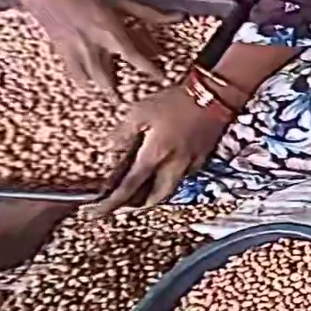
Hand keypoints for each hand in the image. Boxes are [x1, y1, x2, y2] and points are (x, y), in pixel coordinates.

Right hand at [11, 0, 166, 101]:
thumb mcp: (120, 2)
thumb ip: (150, 14)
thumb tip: (179, 17)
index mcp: (110, 33)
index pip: (135, 58)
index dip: (150, 70)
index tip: (162, 79)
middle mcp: (92, 46)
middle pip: (107, 77)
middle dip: (118, 92)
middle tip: (131, 103)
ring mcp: (74, 50)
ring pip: (88, 79)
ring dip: (100, 90)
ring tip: (111, 101)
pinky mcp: (59, 51)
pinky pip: (72, 73)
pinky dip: (82, 82)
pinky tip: (89, 89)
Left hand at [88, 84, 231, 212]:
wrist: (214, 97)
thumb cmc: (176, 101)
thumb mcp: (139, 112)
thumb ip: (123, 134)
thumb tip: (110, 149)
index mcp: (155, 155)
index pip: (130, 187)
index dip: (112, 203)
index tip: (96, 213)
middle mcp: (175, 164)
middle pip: (157, 196)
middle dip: (140, 204)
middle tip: (125, 204)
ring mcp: (193, 162)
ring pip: (173, 187)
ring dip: (156, 192)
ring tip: (142, 188)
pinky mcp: (204, 156)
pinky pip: (185, 174)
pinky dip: (171, 177)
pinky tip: (165, 168)